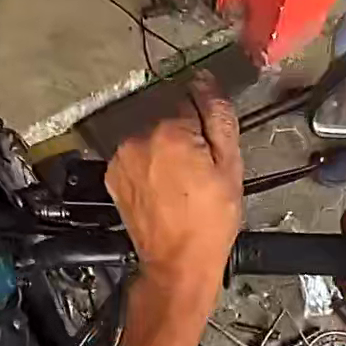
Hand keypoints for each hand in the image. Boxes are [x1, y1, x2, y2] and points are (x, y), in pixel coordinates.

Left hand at [105, 78, 242, 308]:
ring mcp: (122, 158)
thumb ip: (218, 118)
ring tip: (182, 187)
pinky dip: (149, 167)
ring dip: (165, 153)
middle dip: (185, 140)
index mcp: (170, 132)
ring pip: (151, 139)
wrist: (179, 262)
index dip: (206, 128)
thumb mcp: (230, 167)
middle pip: (168, 121)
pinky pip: (137, 157)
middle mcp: (139, 139)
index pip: (191, 102)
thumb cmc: (209, 222)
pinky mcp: (114, 175)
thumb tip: (207, 84)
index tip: (211, 153)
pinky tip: (165, 192)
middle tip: (200, 175)